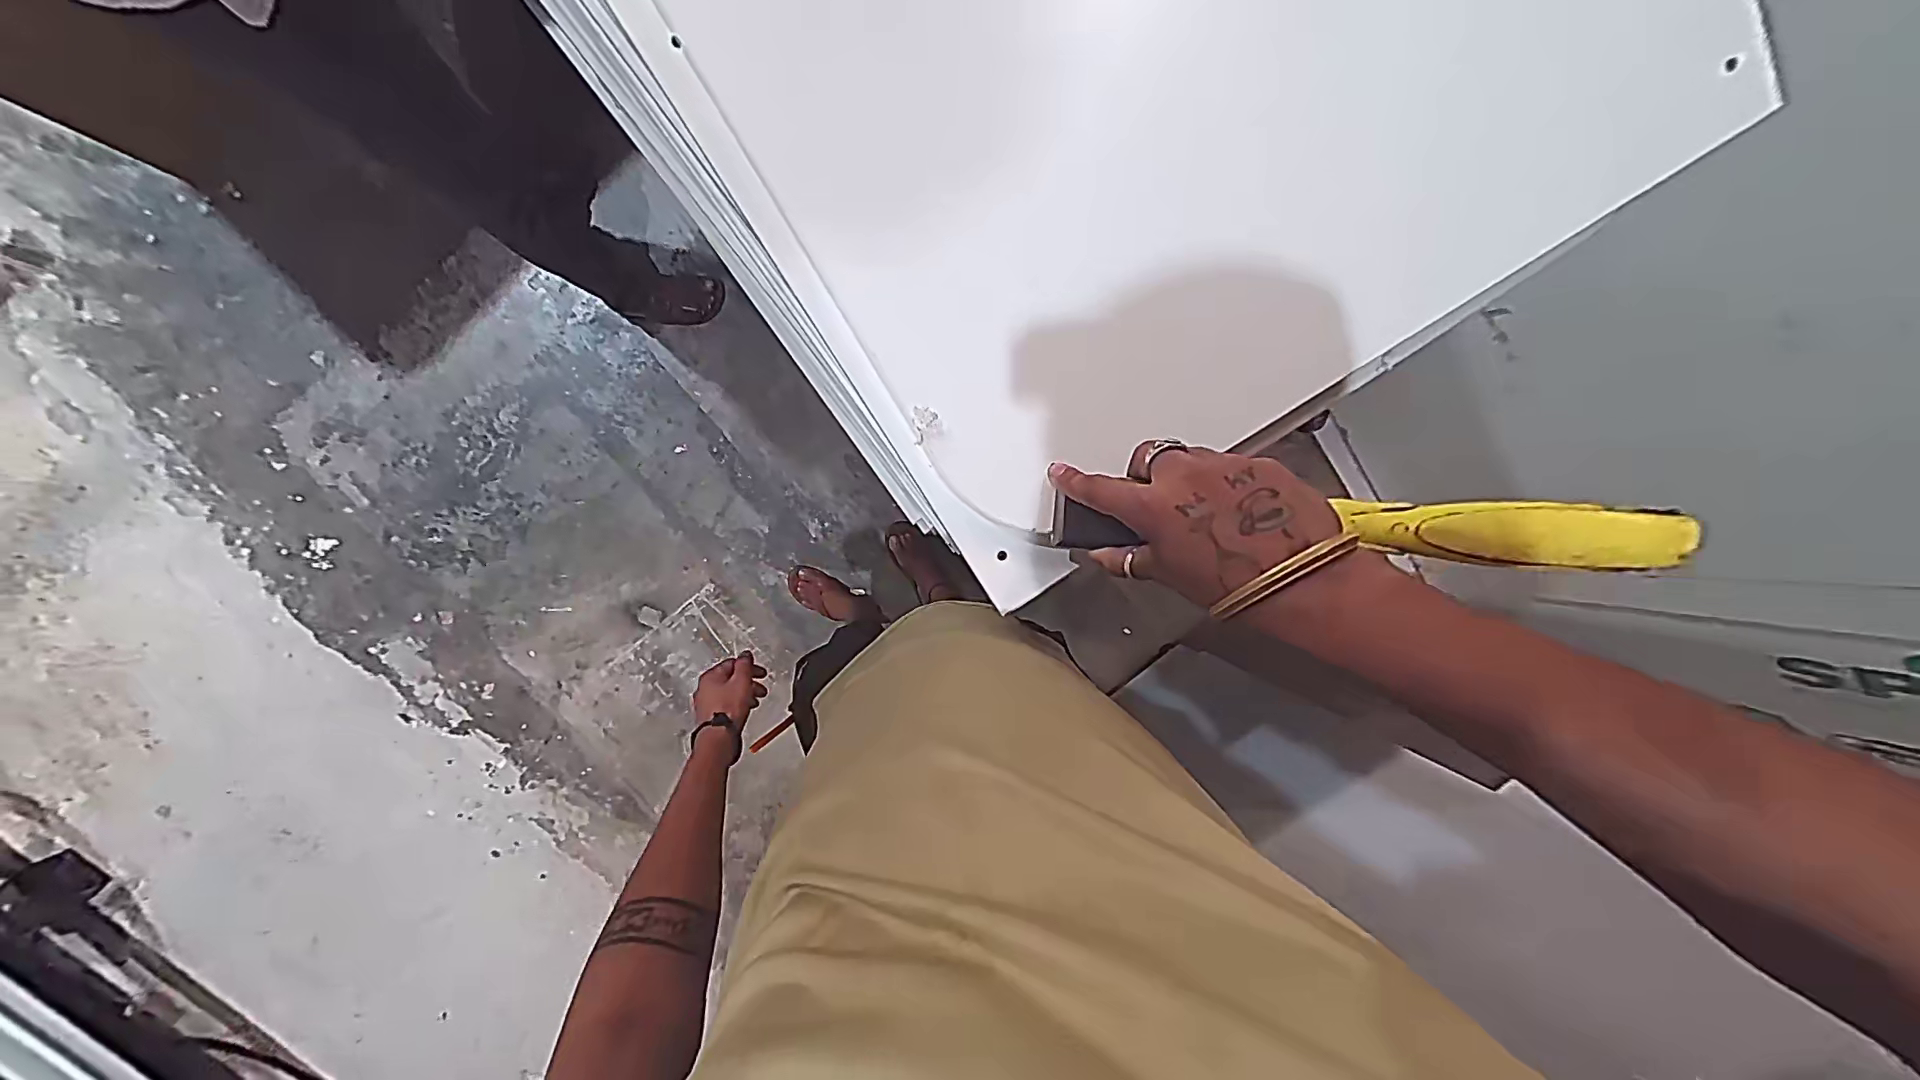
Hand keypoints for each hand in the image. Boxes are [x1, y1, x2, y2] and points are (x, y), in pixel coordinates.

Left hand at [692, 651, 767, 724]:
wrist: (719, 736)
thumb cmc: (727, 710)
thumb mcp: (742, 681)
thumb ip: (744, 665)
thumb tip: (745, 655)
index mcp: (710, 676)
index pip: (731, 663)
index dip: (747, 665)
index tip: (757, 670)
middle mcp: (704, 688)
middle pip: (729, 678)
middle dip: (747, 681)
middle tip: (758, 685)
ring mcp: (705, 703)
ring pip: (728, 692)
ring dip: (743, 693)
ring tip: (754, 699)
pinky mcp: (710, 716)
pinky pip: (725, 705)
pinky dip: (736, 704)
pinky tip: (744, 709)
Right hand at [1048, 443, 1376, 611]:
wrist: (1307, 582)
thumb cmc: (1242, 586)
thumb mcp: (1174, 576)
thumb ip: (1133, 558)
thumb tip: (1110, 556)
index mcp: (1155, 507)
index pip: (1102, 488)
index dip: (1077, 481)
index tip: (1063, 473)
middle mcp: (1185, 476)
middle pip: (1147, 458)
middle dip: (1145, 477)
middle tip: (1156, 505)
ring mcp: (1223, 465)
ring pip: (1187, 457)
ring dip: (1185, 477)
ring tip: (1203, 511)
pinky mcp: (1259, 462)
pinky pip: (1227, 463)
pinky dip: (1222, 480)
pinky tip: (1236, 509)